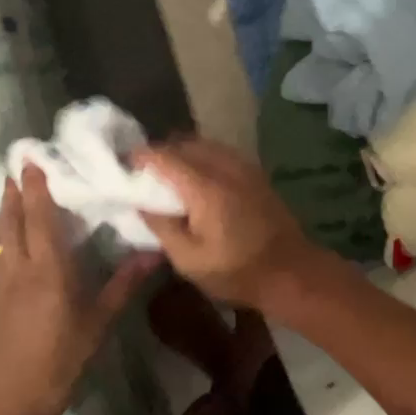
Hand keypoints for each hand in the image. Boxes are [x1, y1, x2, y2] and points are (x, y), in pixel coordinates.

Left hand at [0, 164, 160, 414]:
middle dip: (16, 190)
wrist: (6, 408)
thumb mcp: (99, 324)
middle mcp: (18, 269)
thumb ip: (125, 284)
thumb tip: (156, 251)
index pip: (40, 217)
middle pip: (13, 220)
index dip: (36, 186)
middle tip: (21, 163)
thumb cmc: (59, 363)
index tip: (34, 158)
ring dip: (2, 209)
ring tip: (7, 187)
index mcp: (48, 269)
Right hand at [137, 138, 323, 309]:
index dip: (143, 156)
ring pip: (207, 144)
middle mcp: (226, 167)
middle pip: (187, 144)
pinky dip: (204, 156)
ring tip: (166, 173)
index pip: (167, 157)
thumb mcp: (188, 259)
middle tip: (142, 171)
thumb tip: (140, 203)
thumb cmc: (236, 271)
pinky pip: (222, 153)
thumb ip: (162, 226)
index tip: (125, 163)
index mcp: (206, 187)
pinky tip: (196, 176)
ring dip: (184, 151)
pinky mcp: (256, 173)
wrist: (290, 269)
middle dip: (162, 151)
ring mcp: (245, 167)